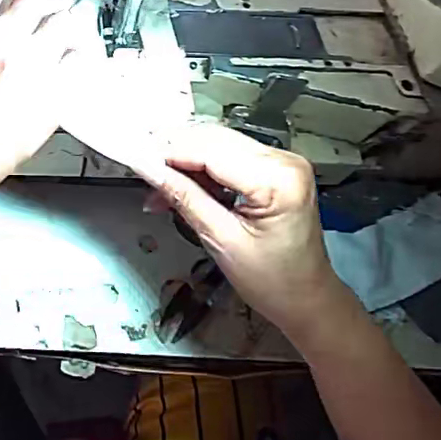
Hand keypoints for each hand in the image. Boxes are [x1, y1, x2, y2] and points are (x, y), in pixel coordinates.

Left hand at [0, 0, 95, 225]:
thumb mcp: (28, 142)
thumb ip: (48, 106)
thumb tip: (56, 84)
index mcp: (53, 96)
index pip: (82, 57)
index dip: (80, 51)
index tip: (77, 49)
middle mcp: (33, 64)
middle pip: (63, 23)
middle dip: (66, 19)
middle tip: (61, 18)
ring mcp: (0, 43)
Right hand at [134, 124, 361, 345]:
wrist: (306, 299)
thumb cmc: (273, 280)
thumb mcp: (220, 240)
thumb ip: (183, 197)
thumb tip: (147, 168)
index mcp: (279, 179)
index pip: (211, 151)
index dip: (168, 151)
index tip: (133, 154)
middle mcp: (284, 160)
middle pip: (213, 140)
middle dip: (171, 151)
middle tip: (138, 164)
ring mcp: (280, 161)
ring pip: (216, 143)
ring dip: (181, 159)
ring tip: (154, 181)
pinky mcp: (272, 167)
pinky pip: (226, 155)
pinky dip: (198, 166)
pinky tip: (176, 182)